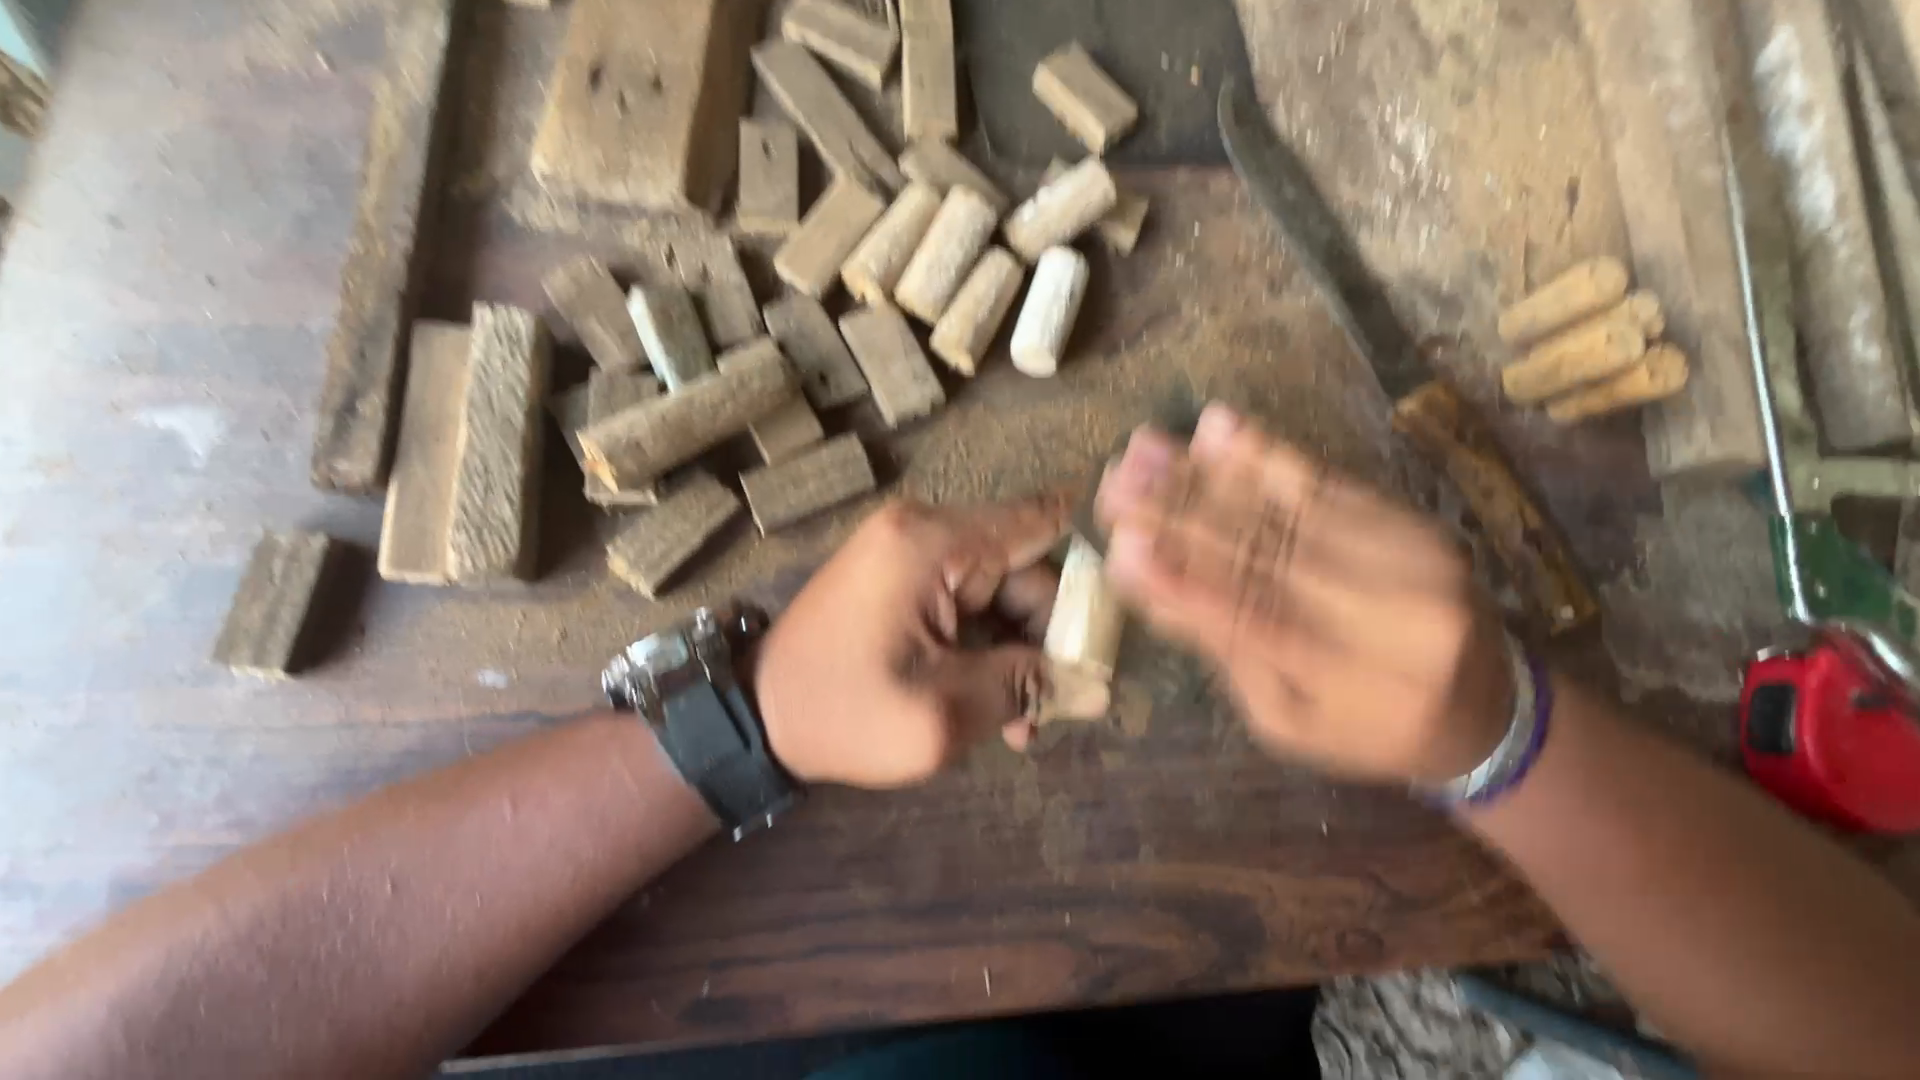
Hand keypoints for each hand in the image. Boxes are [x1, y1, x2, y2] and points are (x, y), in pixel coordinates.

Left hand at [755, 494, 1069, 788]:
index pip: (1039, 523)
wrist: (754, 719)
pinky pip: (964, 604)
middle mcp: (922, 532)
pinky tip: (988, 702)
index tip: (1111, 617)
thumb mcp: (943, 714)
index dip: (1083, 569)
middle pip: (1021, 570)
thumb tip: (1096, 685)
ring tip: (1018, 722)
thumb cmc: (844, 713)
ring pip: (997, 594)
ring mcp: (908, 554)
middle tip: (1052, 706)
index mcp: (931, 543)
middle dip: (1043, 638)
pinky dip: (982, 647)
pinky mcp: (899, 581)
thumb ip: (1025, 688)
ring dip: (1013, 653)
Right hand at [1095, 403, 1512, 783]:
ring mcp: (1407, 554)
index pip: (1250, 617)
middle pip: (1262, 553)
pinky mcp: (1405, 518)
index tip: (1119, 544)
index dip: (1181, 579)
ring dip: (1206, 474)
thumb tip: (1145, 580)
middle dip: (1178, 513)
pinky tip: (1217, 427)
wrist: (1484, 705)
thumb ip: (1225, 648)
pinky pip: (1325, 482)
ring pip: (1286, 509)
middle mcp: (1390, 608)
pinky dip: (1263, 454)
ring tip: (1145, 448)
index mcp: (1356, 676)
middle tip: (1113, 482)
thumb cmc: (1365, 727)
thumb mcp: (1285, 717)